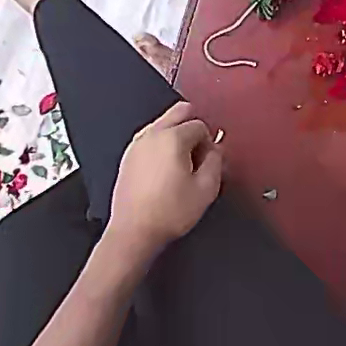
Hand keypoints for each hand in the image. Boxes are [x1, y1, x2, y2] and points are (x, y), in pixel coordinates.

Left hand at [106, 103, 223, 260]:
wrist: (134, 232)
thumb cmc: (170, 212)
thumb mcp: (206, 188)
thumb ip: (216, 161)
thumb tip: (216, 150)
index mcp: (173, 138)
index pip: (200, 124)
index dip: (209, 142)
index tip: (208, 161)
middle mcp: (152, 135)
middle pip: (179, 112)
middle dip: (193, 126)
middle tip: (199, 151)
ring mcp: (137, 145)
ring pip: (163, 124)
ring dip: (177, 135)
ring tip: (182, 162)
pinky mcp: (128, 157)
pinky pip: (150, 138)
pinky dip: (162, 144)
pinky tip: (166, 168)